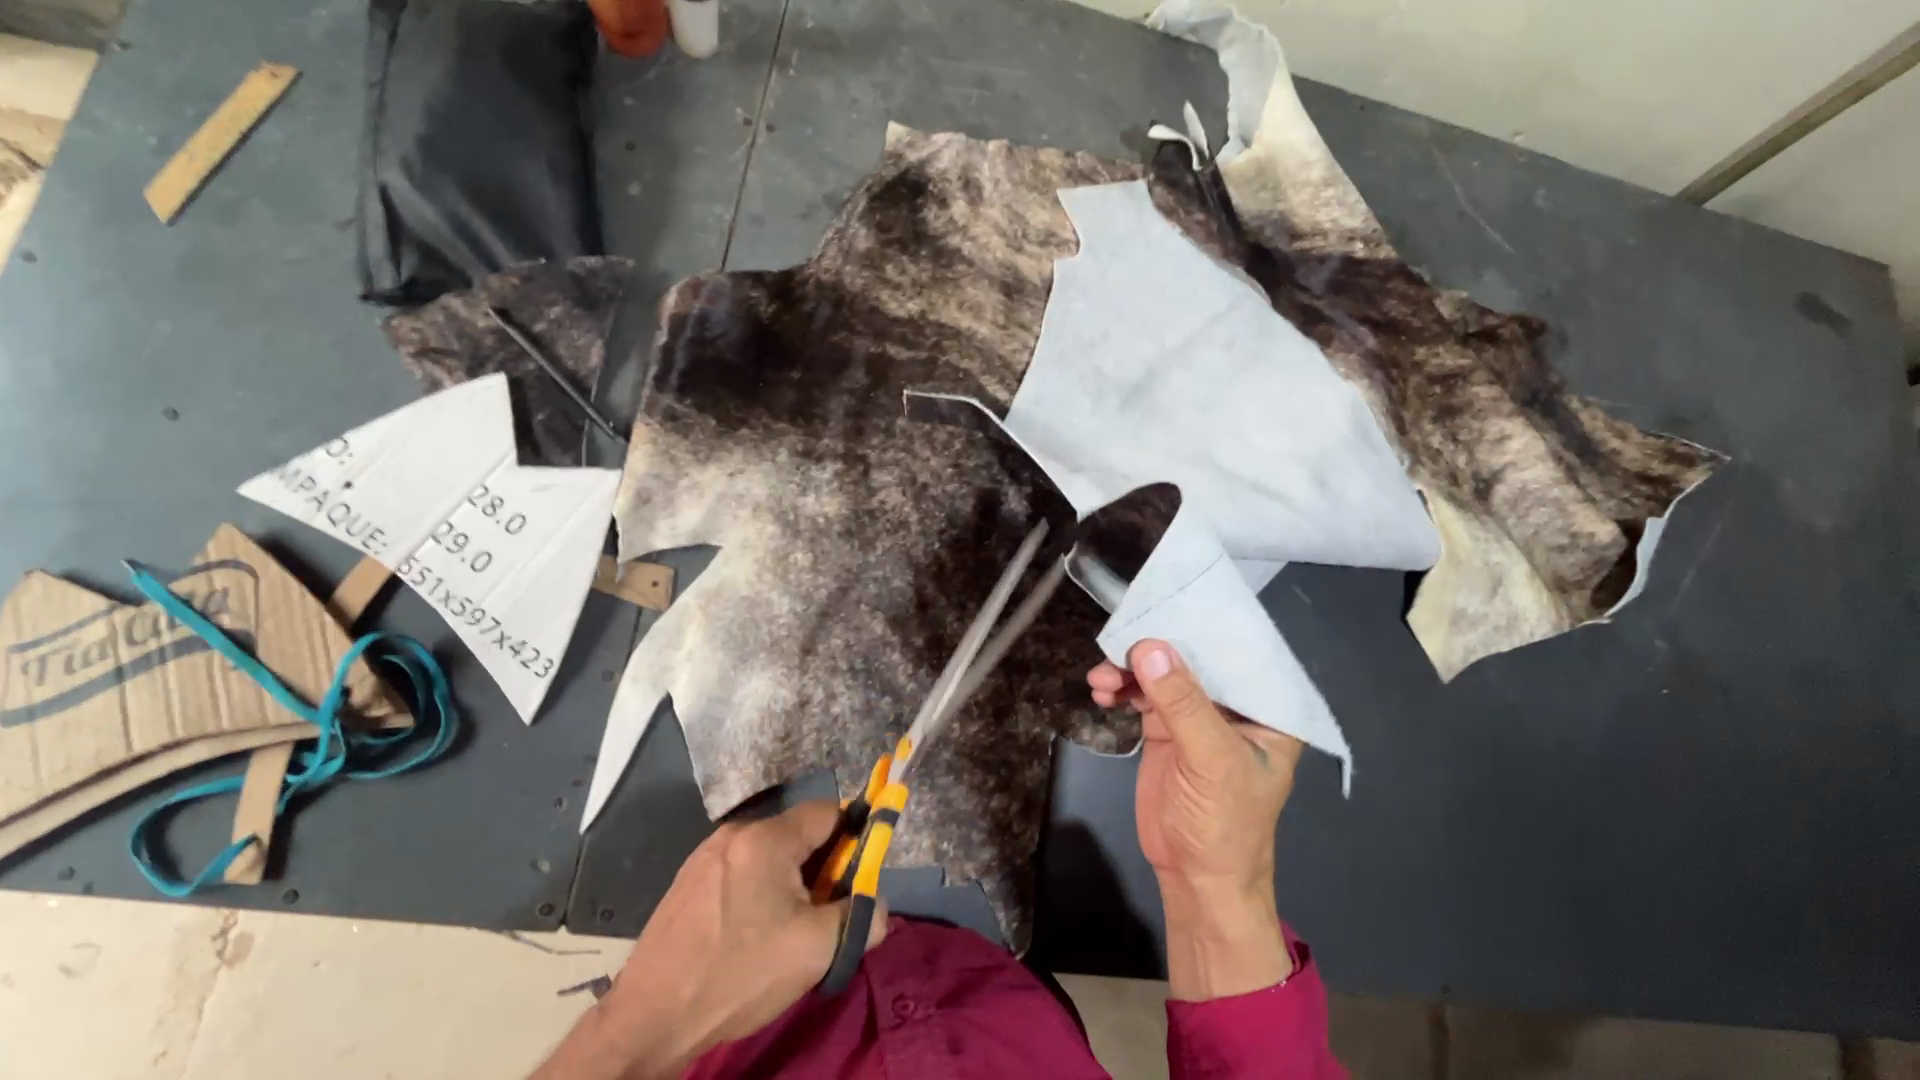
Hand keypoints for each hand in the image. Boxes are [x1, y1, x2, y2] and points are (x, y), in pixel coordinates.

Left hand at [532, 800, 886, 1078]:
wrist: (651, 1018)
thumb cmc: (740, 974)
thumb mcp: (817, 949)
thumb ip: (861, 916)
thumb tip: (875, 905)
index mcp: (766, 839)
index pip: (828, 812)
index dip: (853, 840)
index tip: (856, 880)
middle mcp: (734, 834)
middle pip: (797, 835)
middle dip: (821, 870)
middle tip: (822, 916)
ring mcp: (704, 857)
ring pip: (769, 857)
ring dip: (790, 885)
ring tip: (786, 933)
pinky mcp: (687, 884)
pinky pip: (741, 874)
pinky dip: (759, 895)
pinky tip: (750, 938)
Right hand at [1089, 639, 1302, 1000]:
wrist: (1197, 880)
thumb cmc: (1225, 824)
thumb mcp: (1210, 760)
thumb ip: (1182, 702)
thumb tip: (1148, 647)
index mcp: (1268, 708)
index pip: (1240, 652)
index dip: (1205, 627)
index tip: (1167, 600)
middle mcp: (1234, 705)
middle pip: (1194, 658)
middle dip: (1156, 647)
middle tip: (1120, 641)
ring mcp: (1197, 717)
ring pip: (1162, 675)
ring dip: (1130, 670)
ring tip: (1102, 677)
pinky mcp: (1166, 731)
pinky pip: (1142, 696)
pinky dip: (1121, 689)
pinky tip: (1102, 691)